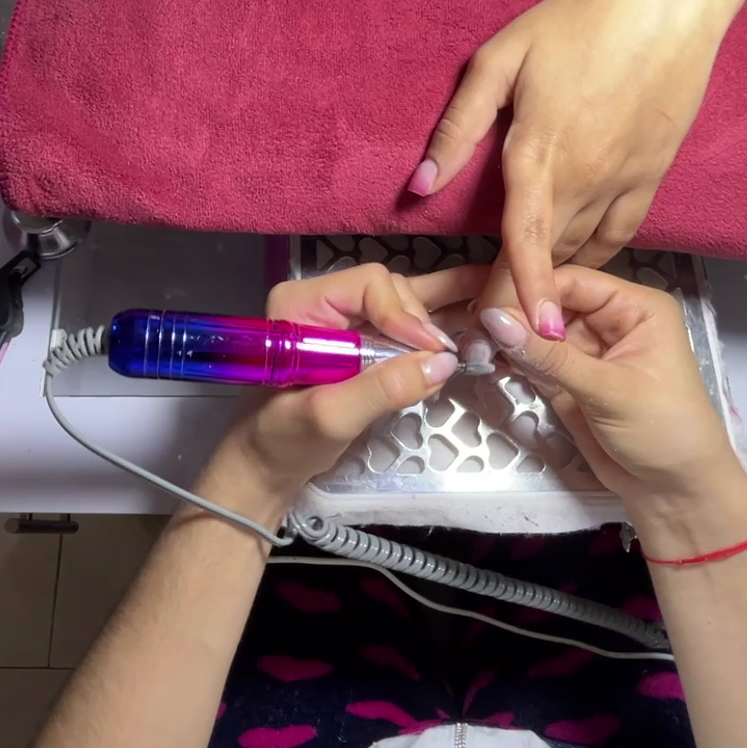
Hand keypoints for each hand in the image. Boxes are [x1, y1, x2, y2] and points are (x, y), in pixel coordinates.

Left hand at [202, 264, 486, 518]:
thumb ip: (381, 388)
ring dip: (435, 319)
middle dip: (418, 323)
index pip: (367, 285)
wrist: (267, 462)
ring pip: (402, 301)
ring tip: (478, 320)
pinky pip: (401, 320)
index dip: (403, 315)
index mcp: (301, 304)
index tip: (430, 353)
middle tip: (442, 360)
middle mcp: (322, 299)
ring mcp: (343, 316)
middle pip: (389, 290)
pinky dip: (434, 320)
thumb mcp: (331, 417)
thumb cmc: (283, 440)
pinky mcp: (360, 336)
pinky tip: (473, 306)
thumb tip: (442, 363)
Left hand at [409, 0, 735, 341]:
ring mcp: (626, 178)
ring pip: (586, 246)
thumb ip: (459, 127)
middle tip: (501, 327)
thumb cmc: (575, 22)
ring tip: (535, 306)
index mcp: (540, 155)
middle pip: (551, 254)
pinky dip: (598, 254)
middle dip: (525, 293)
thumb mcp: (500, 61)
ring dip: (560, 278)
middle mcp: (585, 179)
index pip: (524, 240)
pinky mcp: (654, 172)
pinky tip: (580, 265)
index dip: (517, 289)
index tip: (518, 332)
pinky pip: (624, 230)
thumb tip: (422, 184)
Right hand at [476, 266, 746, 559]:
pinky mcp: (567, 377)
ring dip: (506, 337)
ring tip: (472, 341)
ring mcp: (585, 349)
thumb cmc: (663, 431)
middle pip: (548, 303)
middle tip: (471, 324)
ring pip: (535, 330)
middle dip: (512, 314)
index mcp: (634, 308)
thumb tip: (493, 319)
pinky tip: (485, 358)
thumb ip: (548, 355)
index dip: (531, 290)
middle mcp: (608, 320)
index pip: (572, 282)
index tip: (488, 303)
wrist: (675, 493)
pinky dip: (511, 359)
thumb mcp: (608, 390)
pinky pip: (532, 358)